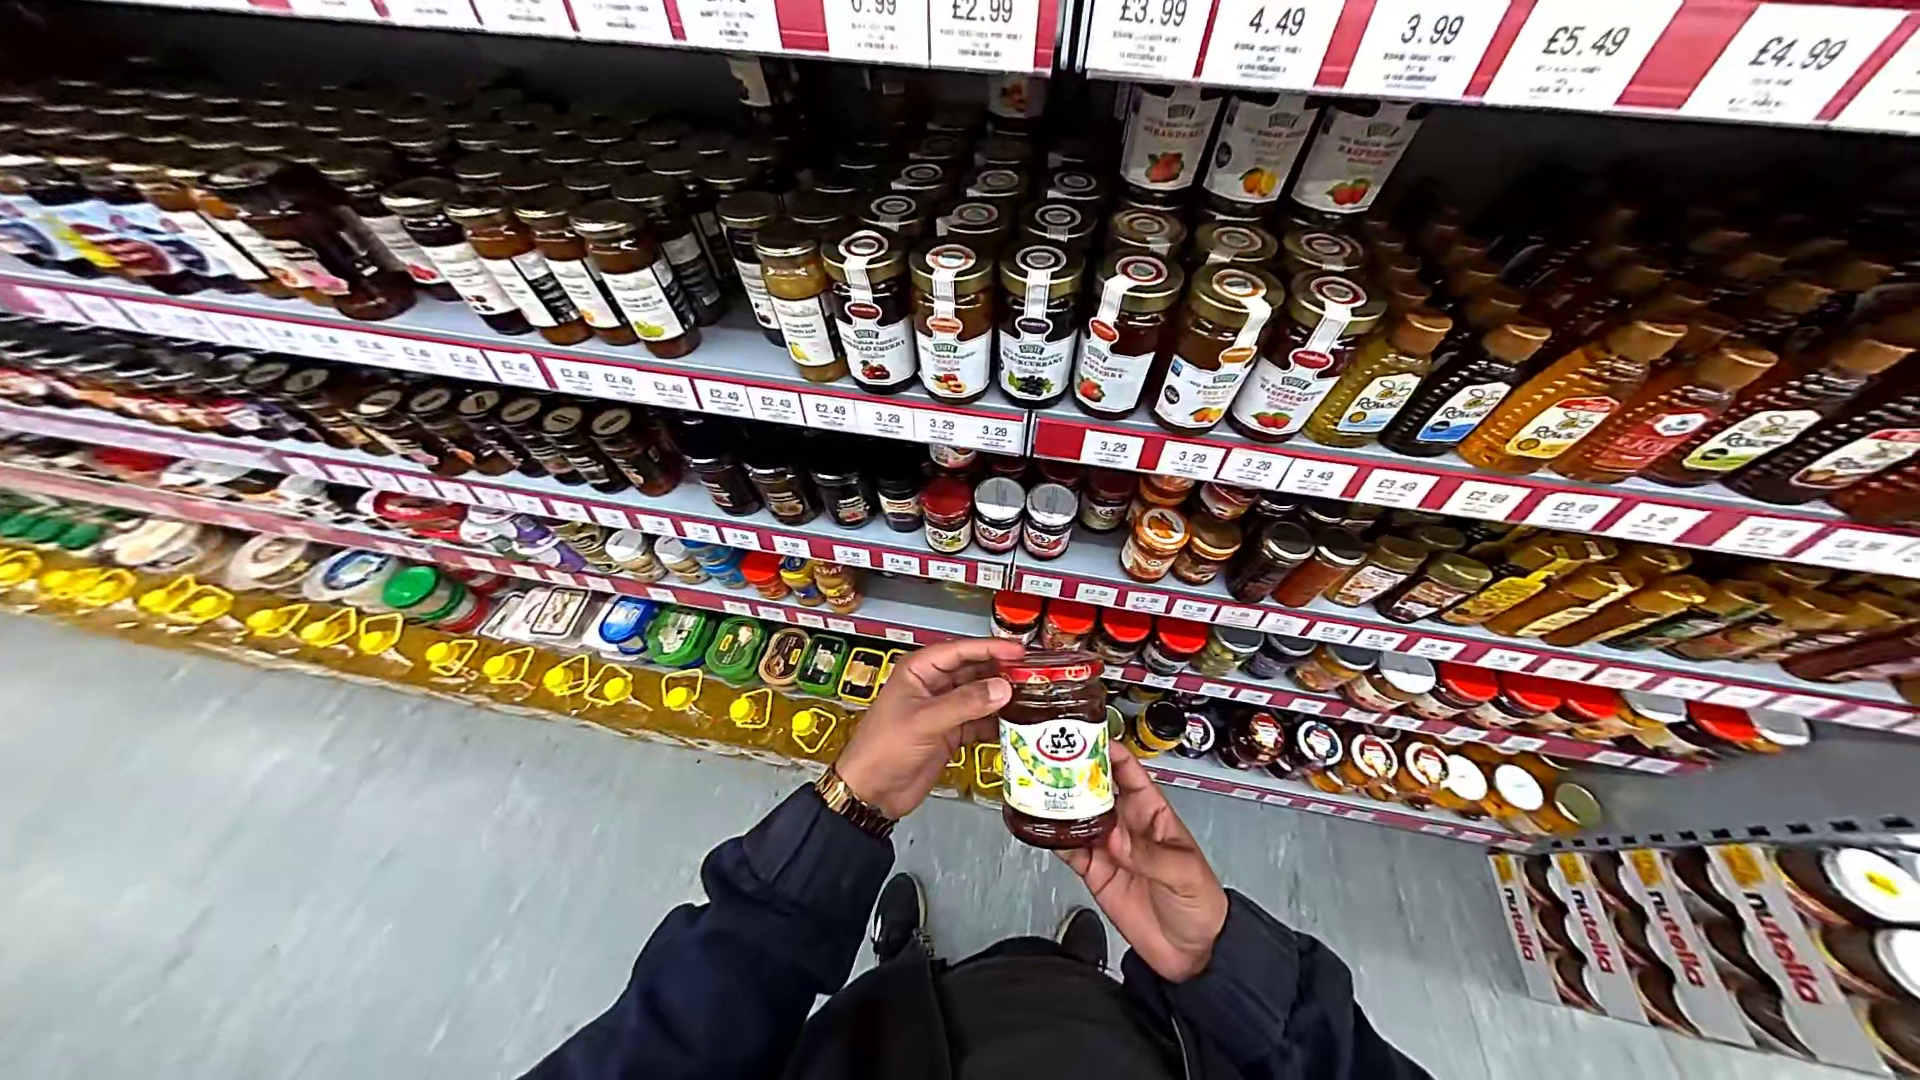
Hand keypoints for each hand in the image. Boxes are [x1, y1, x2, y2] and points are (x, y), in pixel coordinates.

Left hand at [834, 637, 1023, 819]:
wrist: (871, 793)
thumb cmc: (884, 748)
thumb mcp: (924, 721)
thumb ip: (965, 703)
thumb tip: (1002, 688)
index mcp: (919, 670)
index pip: (960, 650)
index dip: (990, 648)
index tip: (1018, 651)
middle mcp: (933, 685)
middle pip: (973, 670)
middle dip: (1000, 671)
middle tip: (1032, 674)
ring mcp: (942, 709)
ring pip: (979, 695)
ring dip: (1001, 697)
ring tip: (1031, 696)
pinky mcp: (950, 732)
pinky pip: (979, 721)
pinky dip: (995, 721)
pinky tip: (1015, 723)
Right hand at [1058, 744, 1228, 982]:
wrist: (1193, 954)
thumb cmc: (1201, 901)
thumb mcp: (1183, 872)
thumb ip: (1148, 854)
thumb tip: (1114, 837)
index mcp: (1150, 809)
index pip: (1127, 769)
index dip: (1107, 750)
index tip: (1085, 738)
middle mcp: (1124, 821)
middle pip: (1093, 786)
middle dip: (1073, 773)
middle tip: (1050, 765)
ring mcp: (1107, 844)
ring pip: (1075, 814)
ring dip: (1058, 804)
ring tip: (1039, 793)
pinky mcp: (1094, 870)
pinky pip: (1068, 848)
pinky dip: (1053, 838)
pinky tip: (1043, 831)